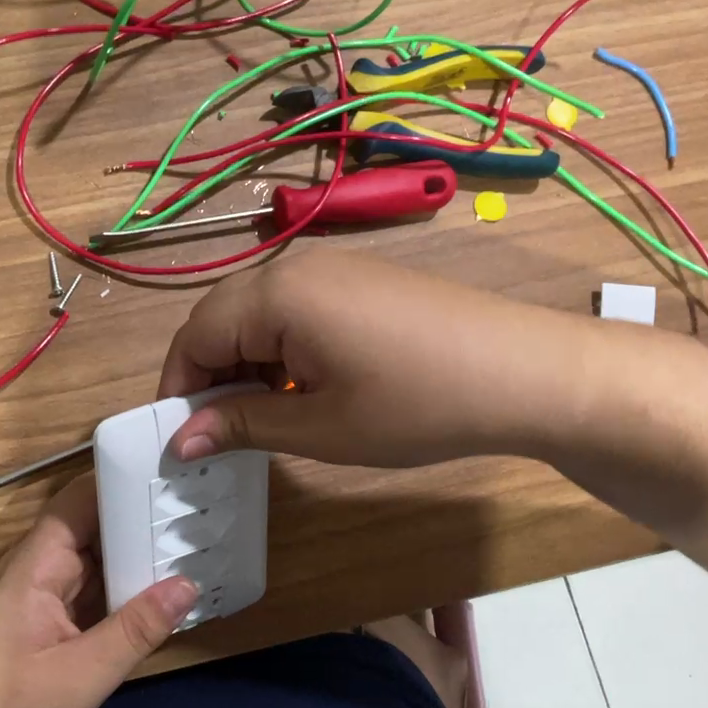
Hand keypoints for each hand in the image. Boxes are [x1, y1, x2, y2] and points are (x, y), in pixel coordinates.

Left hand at [0, 474, 197, 707]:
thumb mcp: (82, 676)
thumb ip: (136, 630)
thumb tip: (188, 585)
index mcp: (36, 565)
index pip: (79, 501)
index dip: (121, 483)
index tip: (169, 474)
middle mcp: (37, 569)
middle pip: (91, 527)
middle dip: (138, 519)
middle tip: (196, 508)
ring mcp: (41, 595)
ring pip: (93, 559)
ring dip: (133, 556)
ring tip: (190, 540)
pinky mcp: (46, 620)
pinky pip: (89, 589)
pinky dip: (121, 588)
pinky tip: (160, 590)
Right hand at [159, 248, 604, 467]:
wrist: (528, 374)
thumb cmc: (417, 405)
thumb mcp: (320, 427)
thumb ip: (241, 425)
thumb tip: (180, 440)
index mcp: (275, 295)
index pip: (194, 336)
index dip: (179, 387)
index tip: (182, 437)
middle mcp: (294, 267)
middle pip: (221, 318)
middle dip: (210, 374)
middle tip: (221, 431)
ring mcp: (331, 268)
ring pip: (257, 314)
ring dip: (246, 363)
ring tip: (267, 416)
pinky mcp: (359, 279)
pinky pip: (294, 308)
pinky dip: (281, 349)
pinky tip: (307, 387)